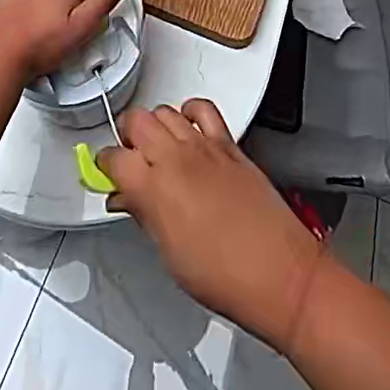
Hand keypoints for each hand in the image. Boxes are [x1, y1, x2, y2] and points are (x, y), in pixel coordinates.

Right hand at [98, 99, 325, 349]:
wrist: (284, 280)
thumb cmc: (230, 277)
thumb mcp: (167, 254)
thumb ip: (141, 214)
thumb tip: (126, 199)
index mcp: (152, 188)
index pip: (111, 157)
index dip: (105, 166)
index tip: (109, 174)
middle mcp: (175, 160)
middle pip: (134, 121)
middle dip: (126, 136)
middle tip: (131, 157)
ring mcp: (204, 149)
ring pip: (163, 111)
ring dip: (155, 125)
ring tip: (158, 144)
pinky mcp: (230, 147)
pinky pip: (203, 110)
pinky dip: (191, 112)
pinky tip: (189, 128)